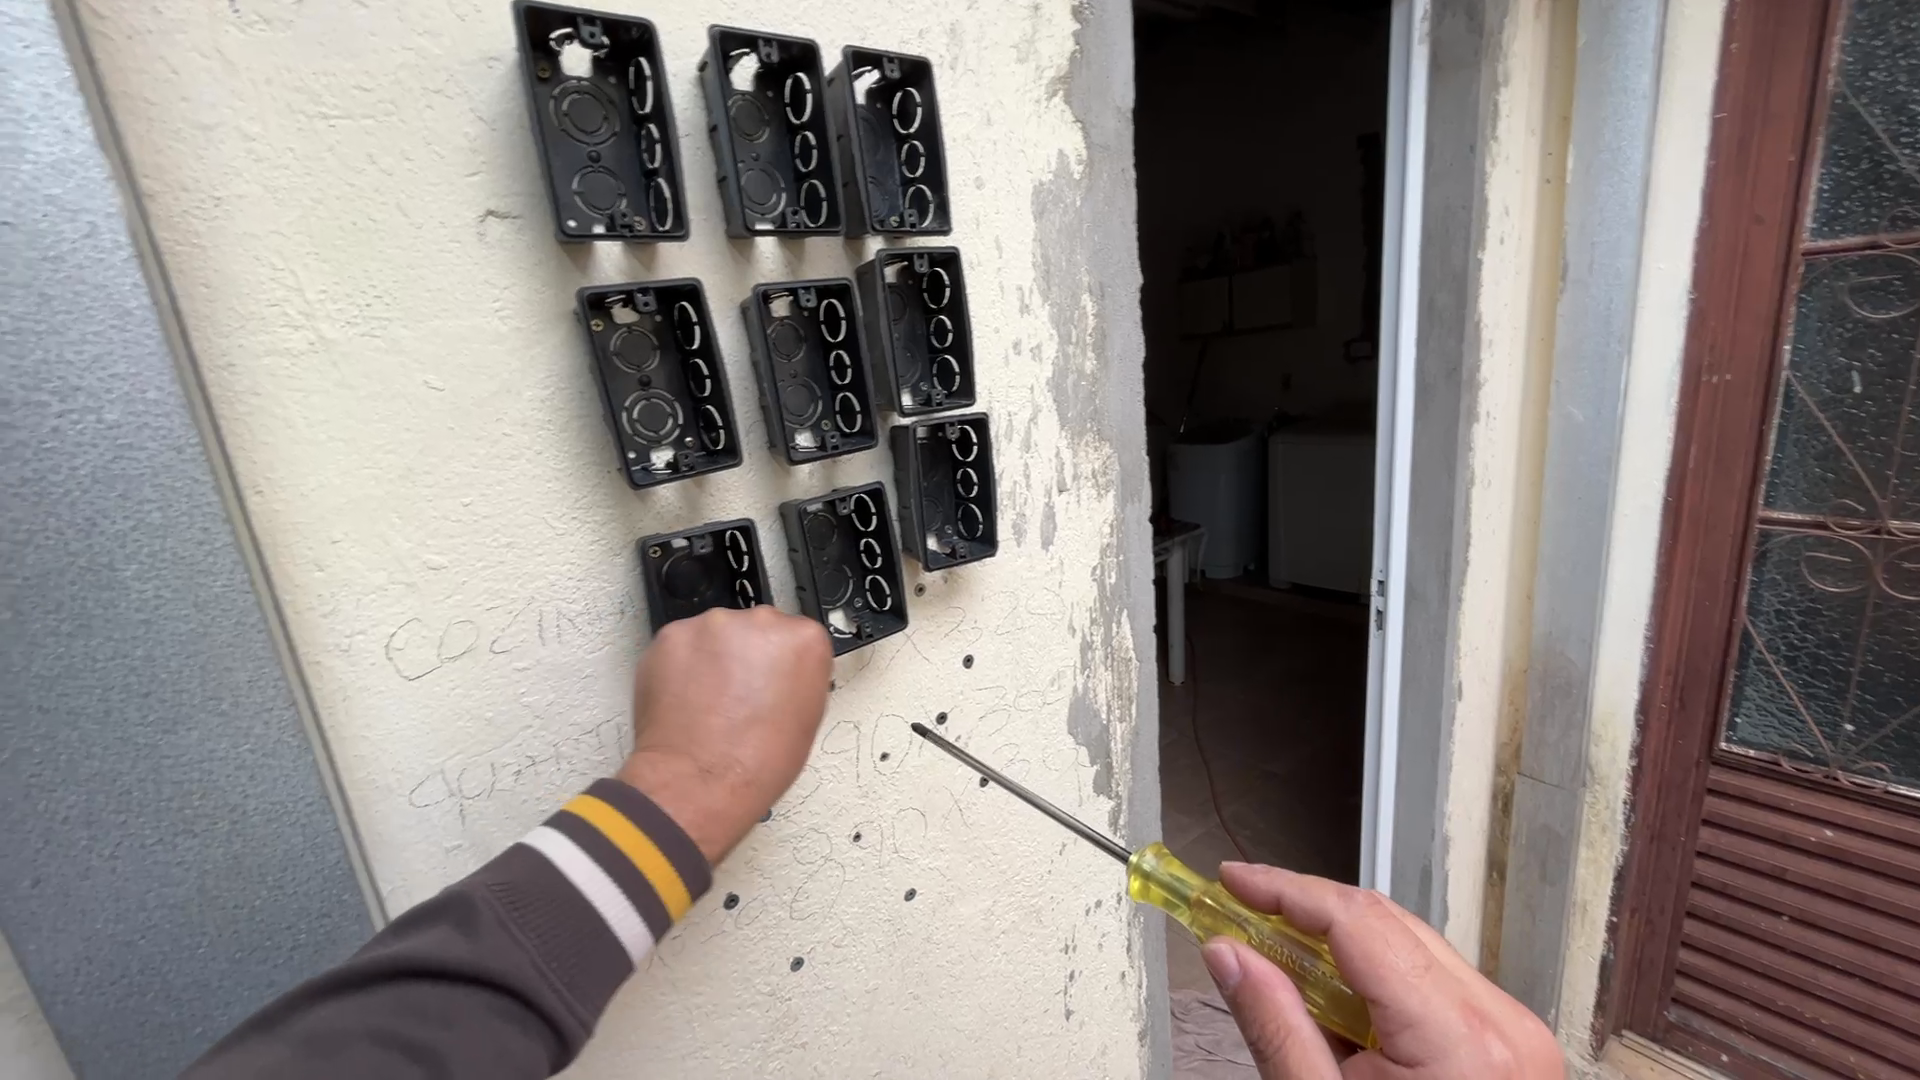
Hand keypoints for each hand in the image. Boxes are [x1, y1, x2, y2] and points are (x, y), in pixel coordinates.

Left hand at [614, 606, 831, 863]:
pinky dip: (682, 665)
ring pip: (717, 635)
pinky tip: (687, 697)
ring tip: (709, 700)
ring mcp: (715, 626)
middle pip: (758, 628)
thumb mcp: (809, 717)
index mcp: (805, 640)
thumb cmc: (756, 762)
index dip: (784, 661)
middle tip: (740, 694)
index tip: (774, 679)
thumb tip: (783, 671)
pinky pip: (683, 644)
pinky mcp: (673, 635)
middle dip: (749, 654)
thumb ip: (800, 676)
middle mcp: (763, 622)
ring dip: (714, 657)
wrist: (699, 782)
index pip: (798, 635)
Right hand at [1201, 864, 1563, 1079]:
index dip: (1286, 890)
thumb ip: (1274, 1027)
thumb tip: (1223, 950)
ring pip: (1404, 939)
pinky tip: (1329, 990)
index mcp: (1459, 1039)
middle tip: (1239, 909)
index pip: (1357, 921)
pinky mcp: (1511, 1044)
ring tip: (1274, 949)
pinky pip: (1426, 973)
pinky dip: (1368, 968)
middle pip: (1382, 919)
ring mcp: (1515, 1030)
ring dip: (1334, 936)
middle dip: (1304, 907)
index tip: (1229, 879)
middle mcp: (1501, 1018)